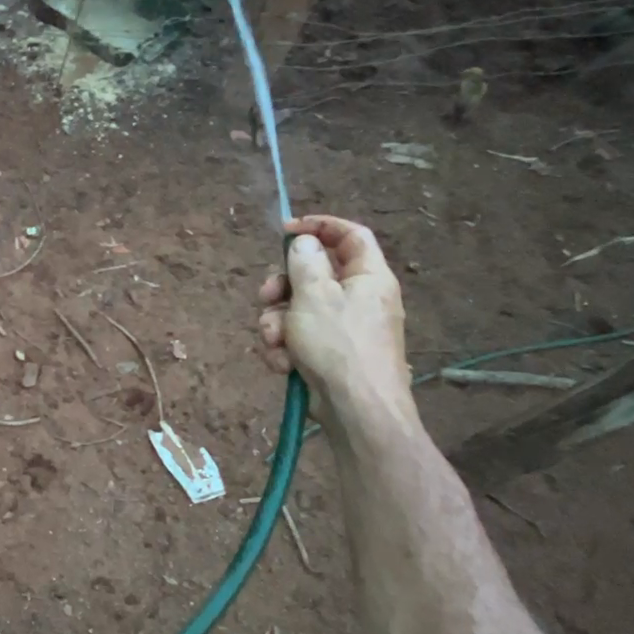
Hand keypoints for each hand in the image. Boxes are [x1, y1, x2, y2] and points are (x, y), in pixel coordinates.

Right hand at [257, 216, 410, 421]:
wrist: (356, 407)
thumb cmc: (338, 345)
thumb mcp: (314, 296)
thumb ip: (305, 263)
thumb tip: (305, 243)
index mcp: (367, 277)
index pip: (350, 235)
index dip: (319, 226)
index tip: (285, 230)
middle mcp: (358, 298)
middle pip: (312, 275)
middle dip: (281, 288)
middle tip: (266, 297)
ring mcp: (342, 328)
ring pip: (296, 310)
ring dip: (275, 324)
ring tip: (275, 343)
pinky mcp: (327, 353)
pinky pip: (297, 338)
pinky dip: (284, 348)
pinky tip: (282, 363)